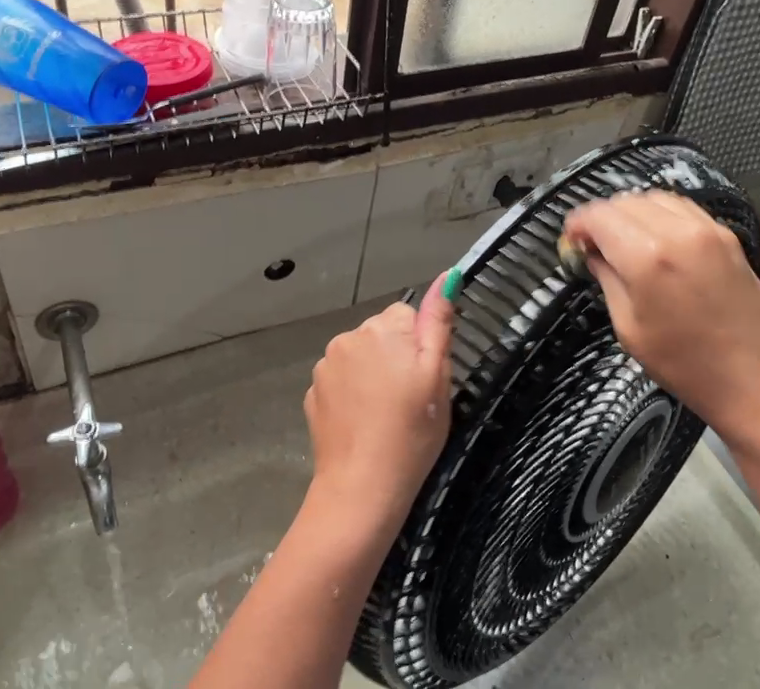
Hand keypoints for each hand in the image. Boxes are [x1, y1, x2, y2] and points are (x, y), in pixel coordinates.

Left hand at [303, 274, 455, 526]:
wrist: (362, 486)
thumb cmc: (412, 430)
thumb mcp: (437, 375)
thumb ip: (439, 321)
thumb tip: (447, 274)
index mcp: (382, 329)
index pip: (408, 316)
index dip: (420, 346)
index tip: (424, 378)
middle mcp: (348, 337)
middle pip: (381, 335)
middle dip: (395, 357)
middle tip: (410, 399)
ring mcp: (325, 367)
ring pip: (360, 358)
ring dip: (372, 375)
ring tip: (386, 415)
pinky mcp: (312, 393)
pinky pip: (341, 382)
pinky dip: (352, 395)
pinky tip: (363, 424)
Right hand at [563, 192, 759, 437]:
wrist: (755, 379)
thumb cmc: (684, 365)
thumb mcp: (629, 328)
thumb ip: (607, 280)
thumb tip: (591, 253)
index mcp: (646, 258)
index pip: (599, 216)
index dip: (578, 223)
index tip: (570, 239)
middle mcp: (676, 232)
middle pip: (625, 201)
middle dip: (603, 217)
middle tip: (593, 243)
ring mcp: (706, 229)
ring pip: (654, 198)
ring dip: (632, 211)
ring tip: (625, 238)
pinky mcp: (726, 235)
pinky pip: (683, 208)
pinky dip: (662, 213)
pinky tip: (657, 237)